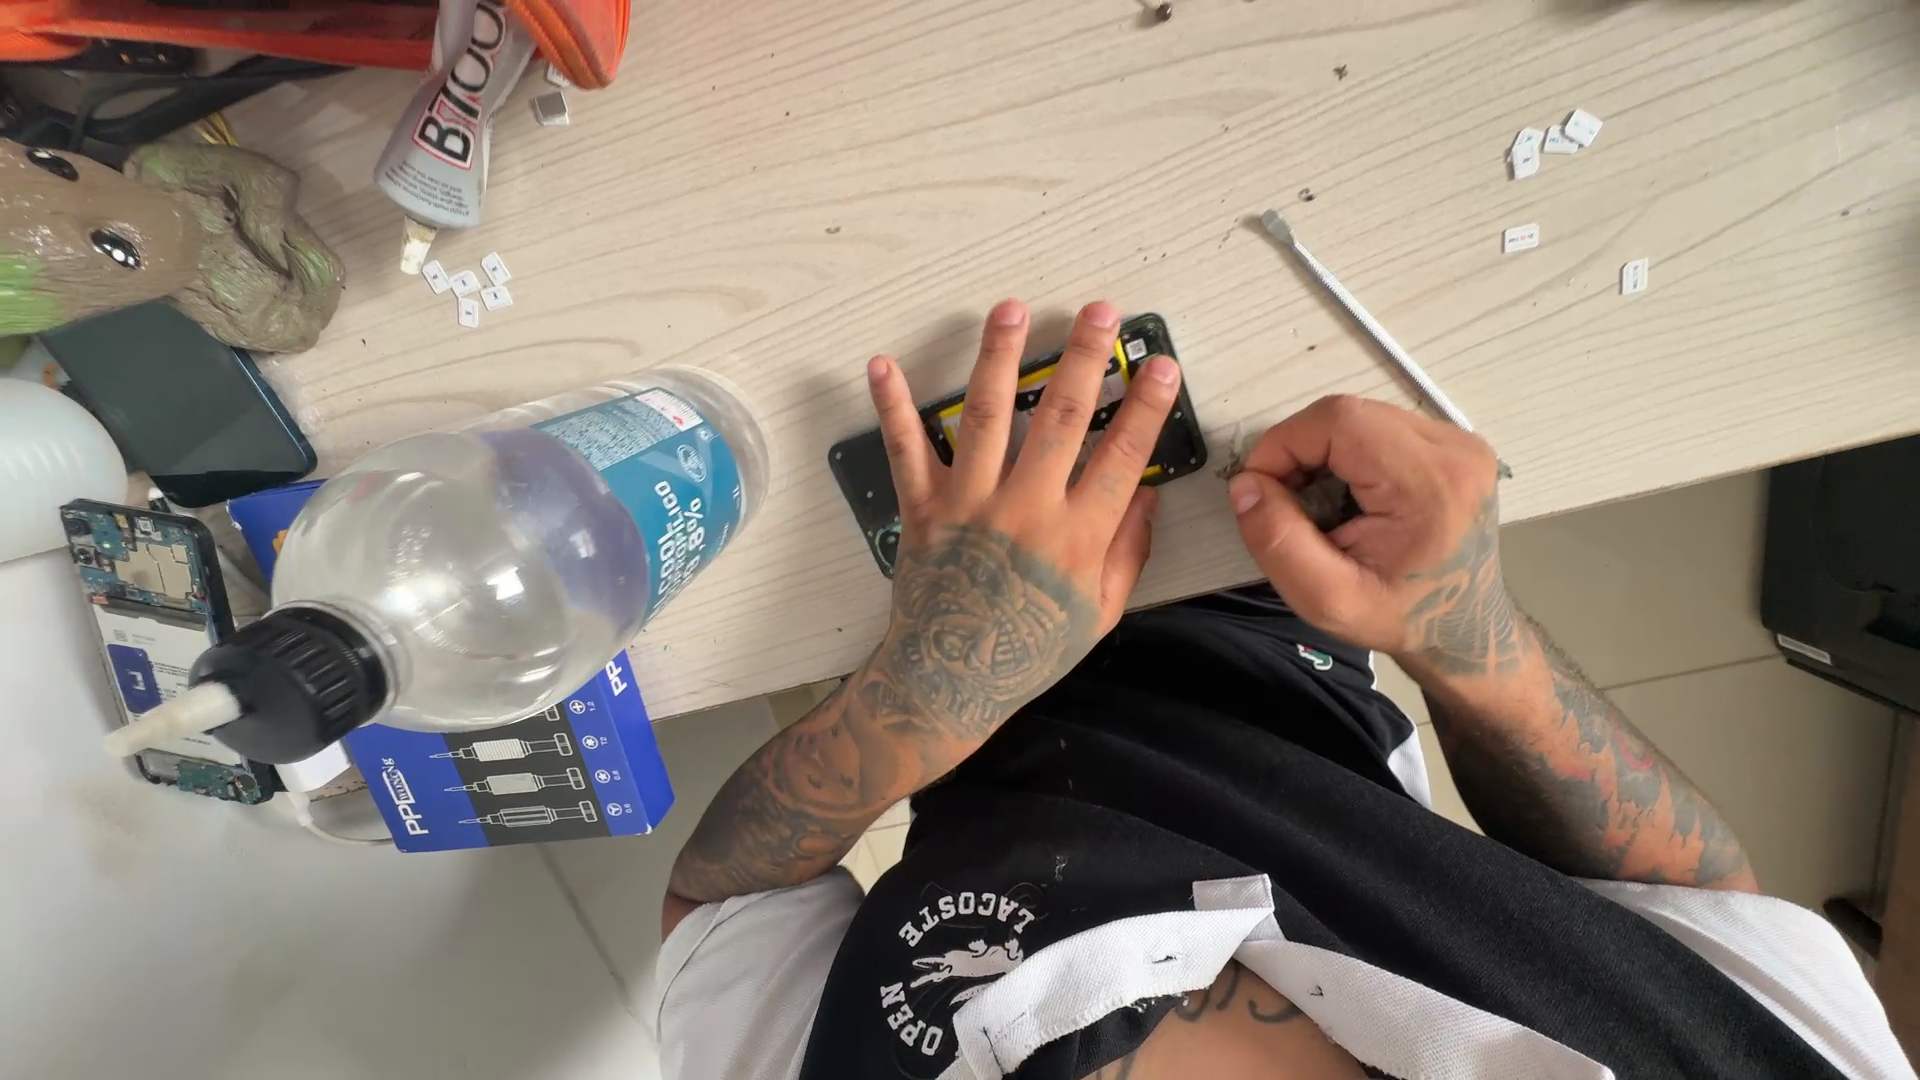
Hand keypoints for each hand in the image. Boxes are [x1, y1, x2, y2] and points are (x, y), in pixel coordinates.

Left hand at [863, 298, 1183, 736]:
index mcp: (1076, 535)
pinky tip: (882, 364)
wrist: (950, 679)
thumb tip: (1146, 496)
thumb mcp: (1099, 614)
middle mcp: (1024, 507)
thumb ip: (1128, 552)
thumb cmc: (1028, 652)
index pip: (1123, 456)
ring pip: (988, 415)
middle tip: (1100, 312)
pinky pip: (906, 450)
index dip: (1147, 407)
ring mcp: (969, 502)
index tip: (1162, 365)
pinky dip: (892, 406)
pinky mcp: (923, 507)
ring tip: (1012, 309)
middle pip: (1062, 418)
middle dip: (1086, 359)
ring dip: (1000, 357)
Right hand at [1225, 395, 1520, 677]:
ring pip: (1356, 417)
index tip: (1260, 490)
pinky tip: (1339, 495)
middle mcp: (1453, 448)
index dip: (1282, 444)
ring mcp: (1456, 442)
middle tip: (1282, 501)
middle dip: (1295, 450)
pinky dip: (1340, 454)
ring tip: (1311, 503)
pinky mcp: (1449, 446)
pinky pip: (1374, 428)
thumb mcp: (1324, 598)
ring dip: (1316, 452)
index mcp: (1430, 483)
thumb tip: (1244, 484)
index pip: (1338, 421)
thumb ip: (1277, 541)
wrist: (1464, 630)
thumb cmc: (1398, 617)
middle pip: (1345, 415)